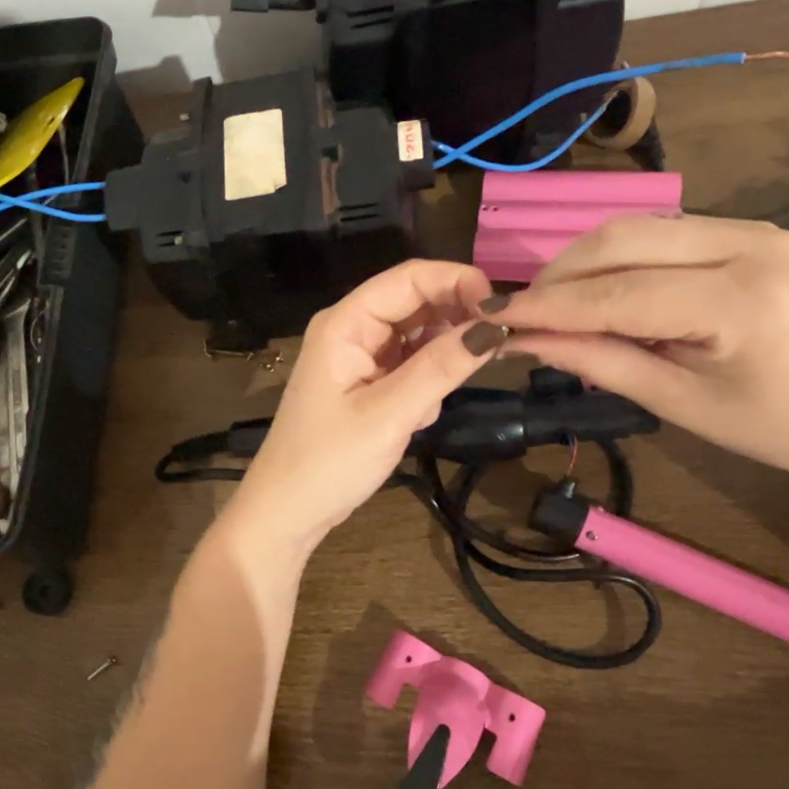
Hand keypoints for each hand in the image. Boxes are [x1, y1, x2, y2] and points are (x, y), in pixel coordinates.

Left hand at [232, 260, 505, 543]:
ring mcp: (359, 355)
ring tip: (443, 394)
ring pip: (417, 333)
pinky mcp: (367, 382)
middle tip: (495, 348)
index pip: (409, 277)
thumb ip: (441, 367)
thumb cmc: (329, 461)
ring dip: (441, 355)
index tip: (501, 309)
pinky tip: (421, 415)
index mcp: (345, 323)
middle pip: (416, 300)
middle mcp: (352, 328)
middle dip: (456, 318)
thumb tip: (495, 326)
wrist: (287, 511)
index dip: (458, 281)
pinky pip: (410, 362)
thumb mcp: (390, 414)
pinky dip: (427, 380)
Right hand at [480, 215, 788, 480]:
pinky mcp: (744, 229)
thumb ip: (597, 361)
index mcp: (743, 301)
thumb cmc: (774, 426)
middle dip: (558, 275)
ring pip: (633, 229)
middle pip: (621, 239)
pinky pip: (657, 234)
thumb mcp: (678, 403)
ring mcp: (751, 229)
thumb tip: (521, 340)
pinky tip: (592, 291)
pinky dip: (612, 260)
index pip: (620, 293)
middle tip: (517, 312)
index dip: (548, 306)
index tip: (492, 318)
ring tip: (548, 305)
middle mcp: (750, 245)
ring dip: (580, 263)